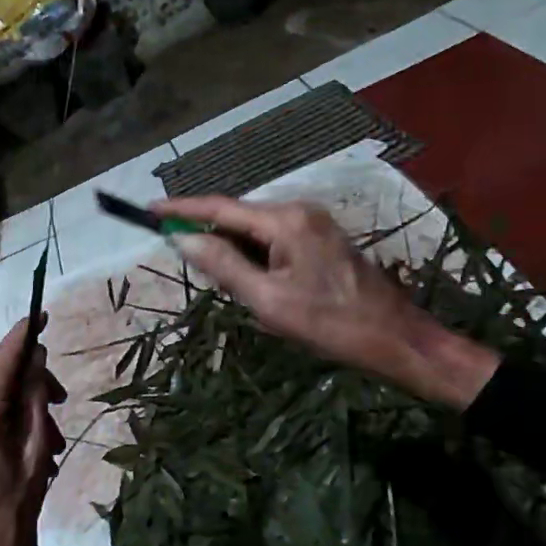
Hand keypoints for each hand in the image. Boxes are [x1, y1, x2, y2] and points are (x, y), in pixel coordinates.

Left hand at [0, 317, 66, 545]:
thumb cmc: (13, 511)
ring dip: (26, 403)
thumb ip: (36, 402)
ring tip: (54, 437)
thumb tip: (36, 362)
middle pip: (0, 375)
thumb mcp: (37, 454)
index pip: (2, 361)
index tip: (41, 313)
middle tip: (63, 402)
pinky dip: (11, 415)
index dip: (23, 335)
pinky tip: (33, 441)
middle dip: (34, 381)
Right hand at [157, 196, 499, 409]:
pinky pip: (274, 240)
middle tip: (197, 271)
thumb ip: (224, 266)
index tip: (150, 210)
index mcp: (285, 221)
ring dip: (235, 254)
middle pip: (238, 217)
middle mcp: (299, 210)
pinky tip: (257, 286)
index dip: (182, 209)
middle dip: (212, 240)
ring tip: (237, 291)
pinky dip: (255, 257)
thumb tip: (184, 240)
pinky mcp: (321, 238)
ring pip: (255, 231)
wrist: (395, 337)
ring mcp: (313, 223)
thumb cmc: (331, 324)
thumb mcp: (268, 301)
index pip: (220, 208)